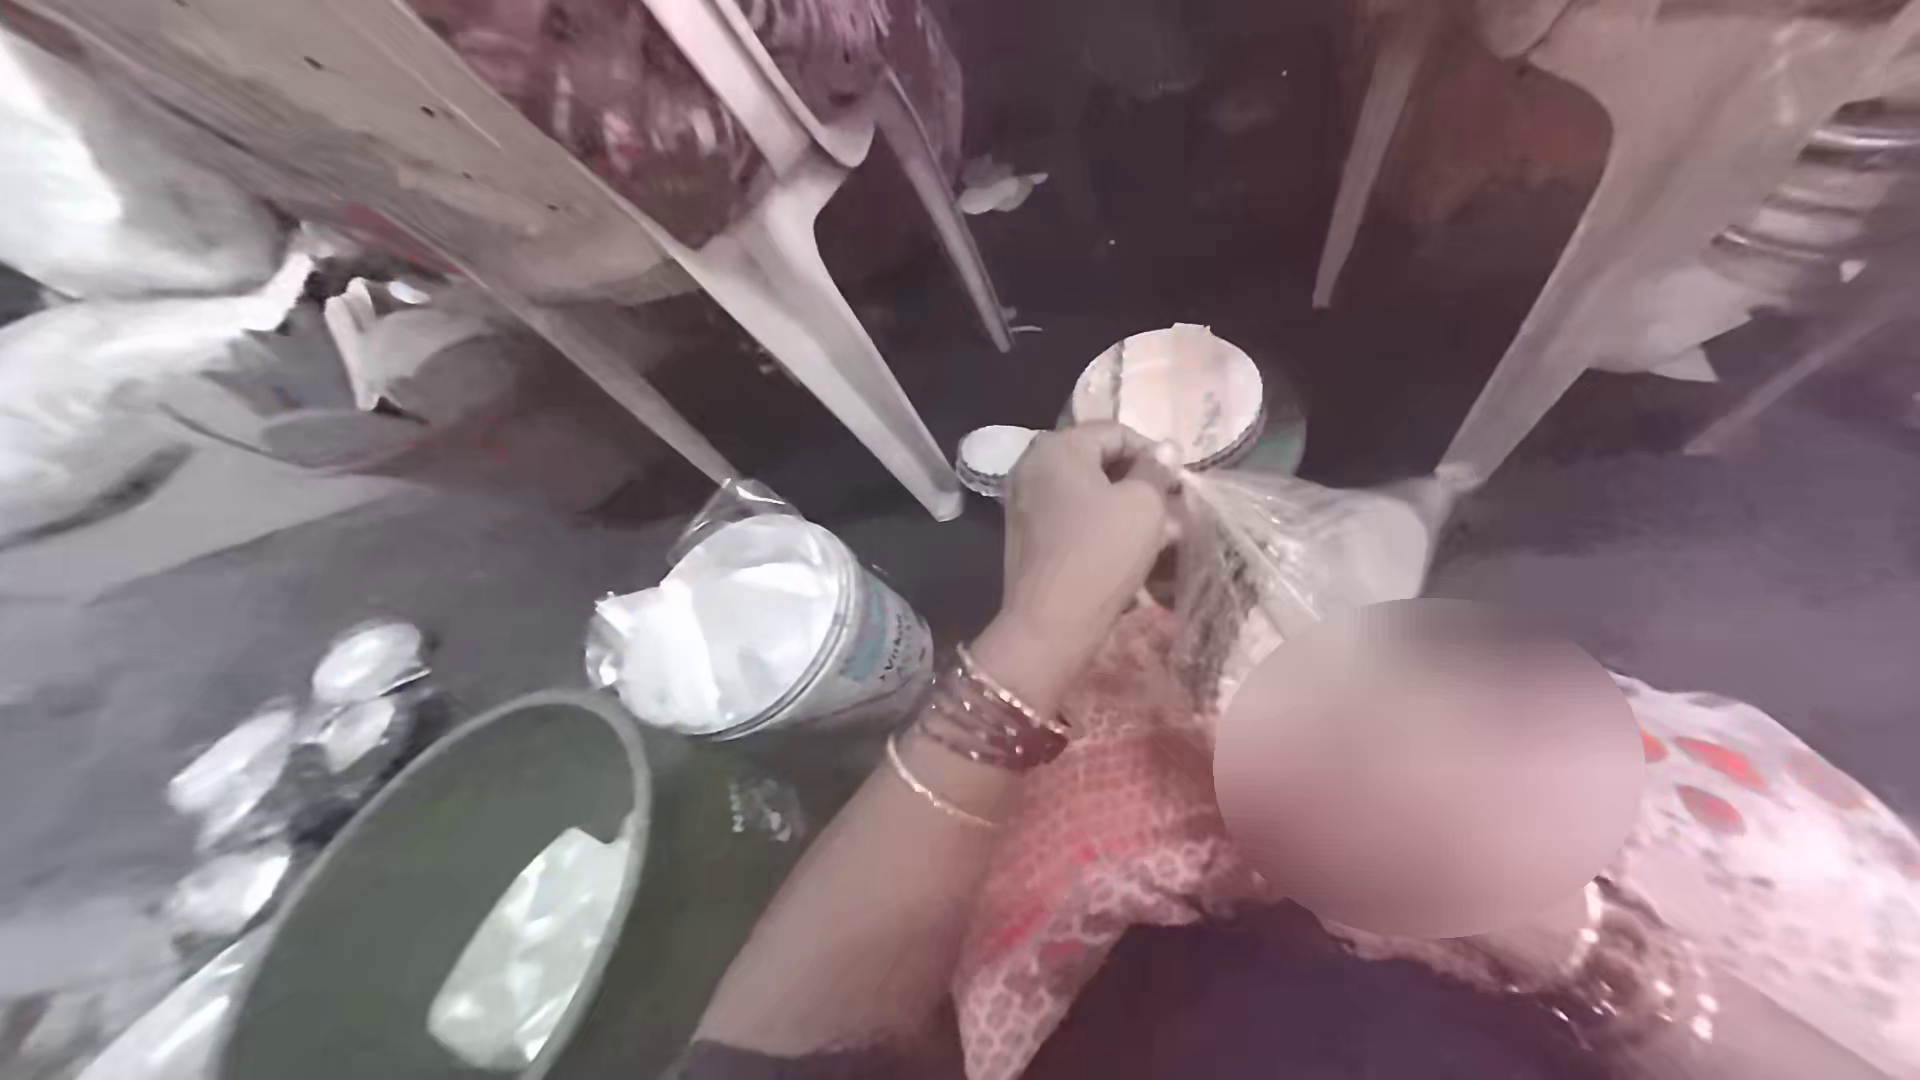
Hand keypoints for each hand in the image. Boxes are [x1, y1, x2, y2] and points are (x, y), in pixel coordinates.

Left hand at [970, 423, 1178, 712]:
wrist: (1050, 622)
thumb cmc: (1101, 553)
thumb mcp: (1143, 505)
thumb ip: (1156, 470)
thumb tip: (1164, 449)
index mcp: (1056, 448)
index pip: (1115, 432)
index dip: (1154, 452)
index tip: (1180, 481)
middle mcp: (1032, 467)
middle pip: (1098, 462)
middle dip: (1141, 483)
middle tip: (1174, 508)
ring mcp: (1025, 502)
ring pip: (1087, 493)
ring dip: (1127, 507)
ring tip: (1163, 533)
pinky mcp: (1027, 534)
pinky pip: (1071, 517)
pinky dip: (1101, 525)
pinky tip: (1131, 548)